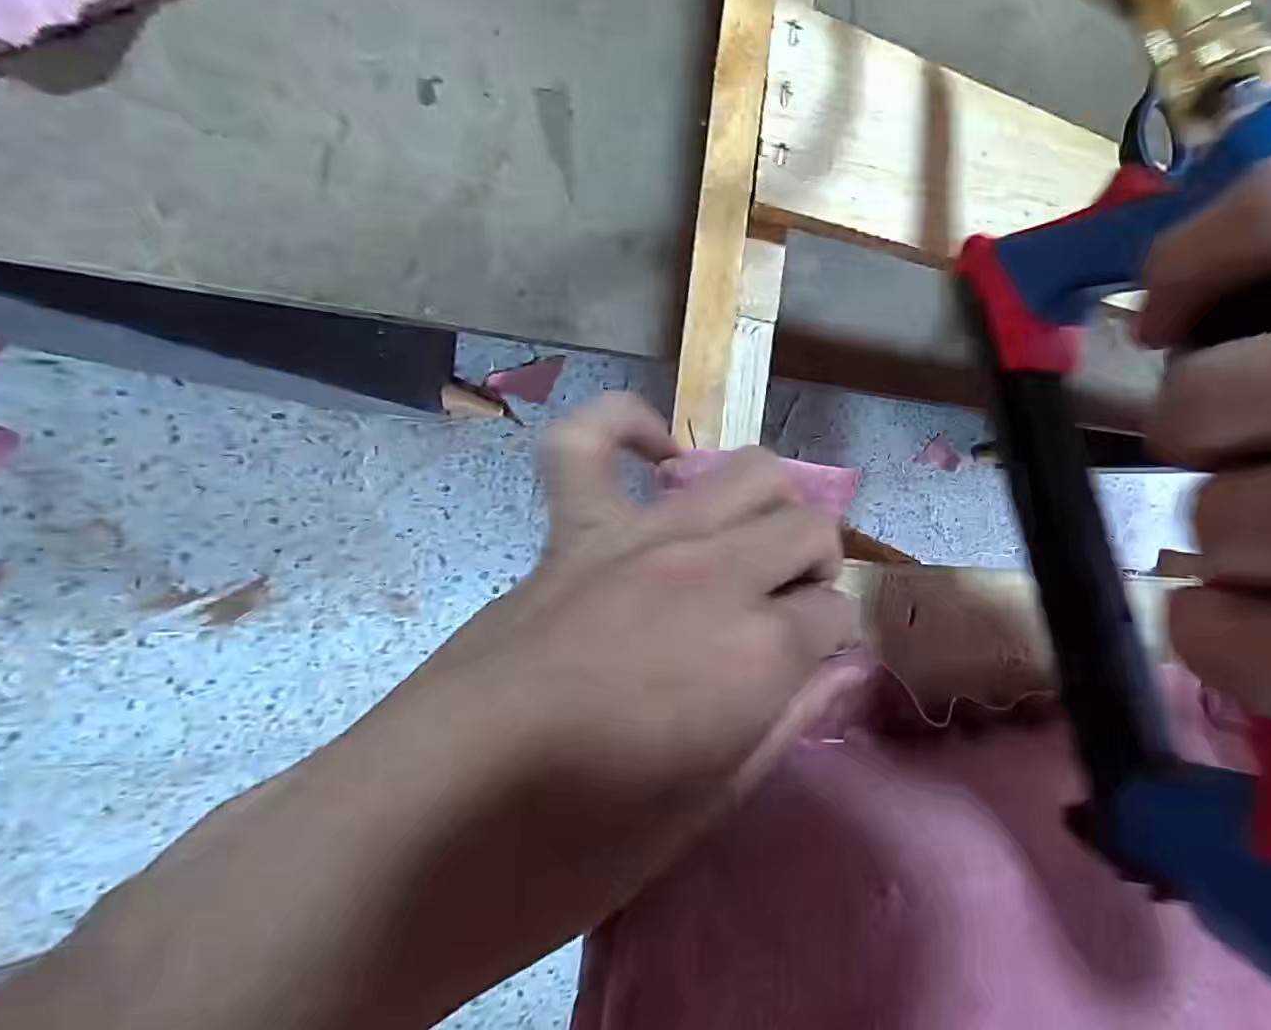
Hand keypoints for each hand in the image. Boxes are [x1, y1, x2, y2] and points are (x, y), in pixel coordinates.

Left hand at [354, 393, 862, 918]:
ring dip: (770, 505)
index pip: (838, 612)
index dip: (834, 640)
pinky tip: (658, 456)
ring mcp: (643, 540)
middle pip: (809, 525)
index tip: (814, 666)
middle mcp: (715, 573)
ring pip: (749, 471)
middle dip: (817, 567)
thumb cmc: (583, 843)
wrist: (429, 831)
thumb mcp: (716, 801)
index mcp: (759, 650)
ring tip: (750, 545)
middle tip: (789, 612)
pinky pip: (590, 442)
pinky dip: (628, 428)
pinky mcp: (574, 535)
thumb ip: (792, 720)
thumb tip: (840, 670)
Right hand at [1140, 108, 1270, 855]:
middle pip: (1243, 525)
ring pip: (1223, 397)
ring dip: (1198, 430)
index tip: (1214, 620)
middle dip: (1223, 529)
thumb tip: (1249, 626)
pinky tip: (1174, 317)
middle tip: (1259, 511)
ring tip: (1234, 420)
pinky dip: (1187, 277)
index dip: (1215, 642)